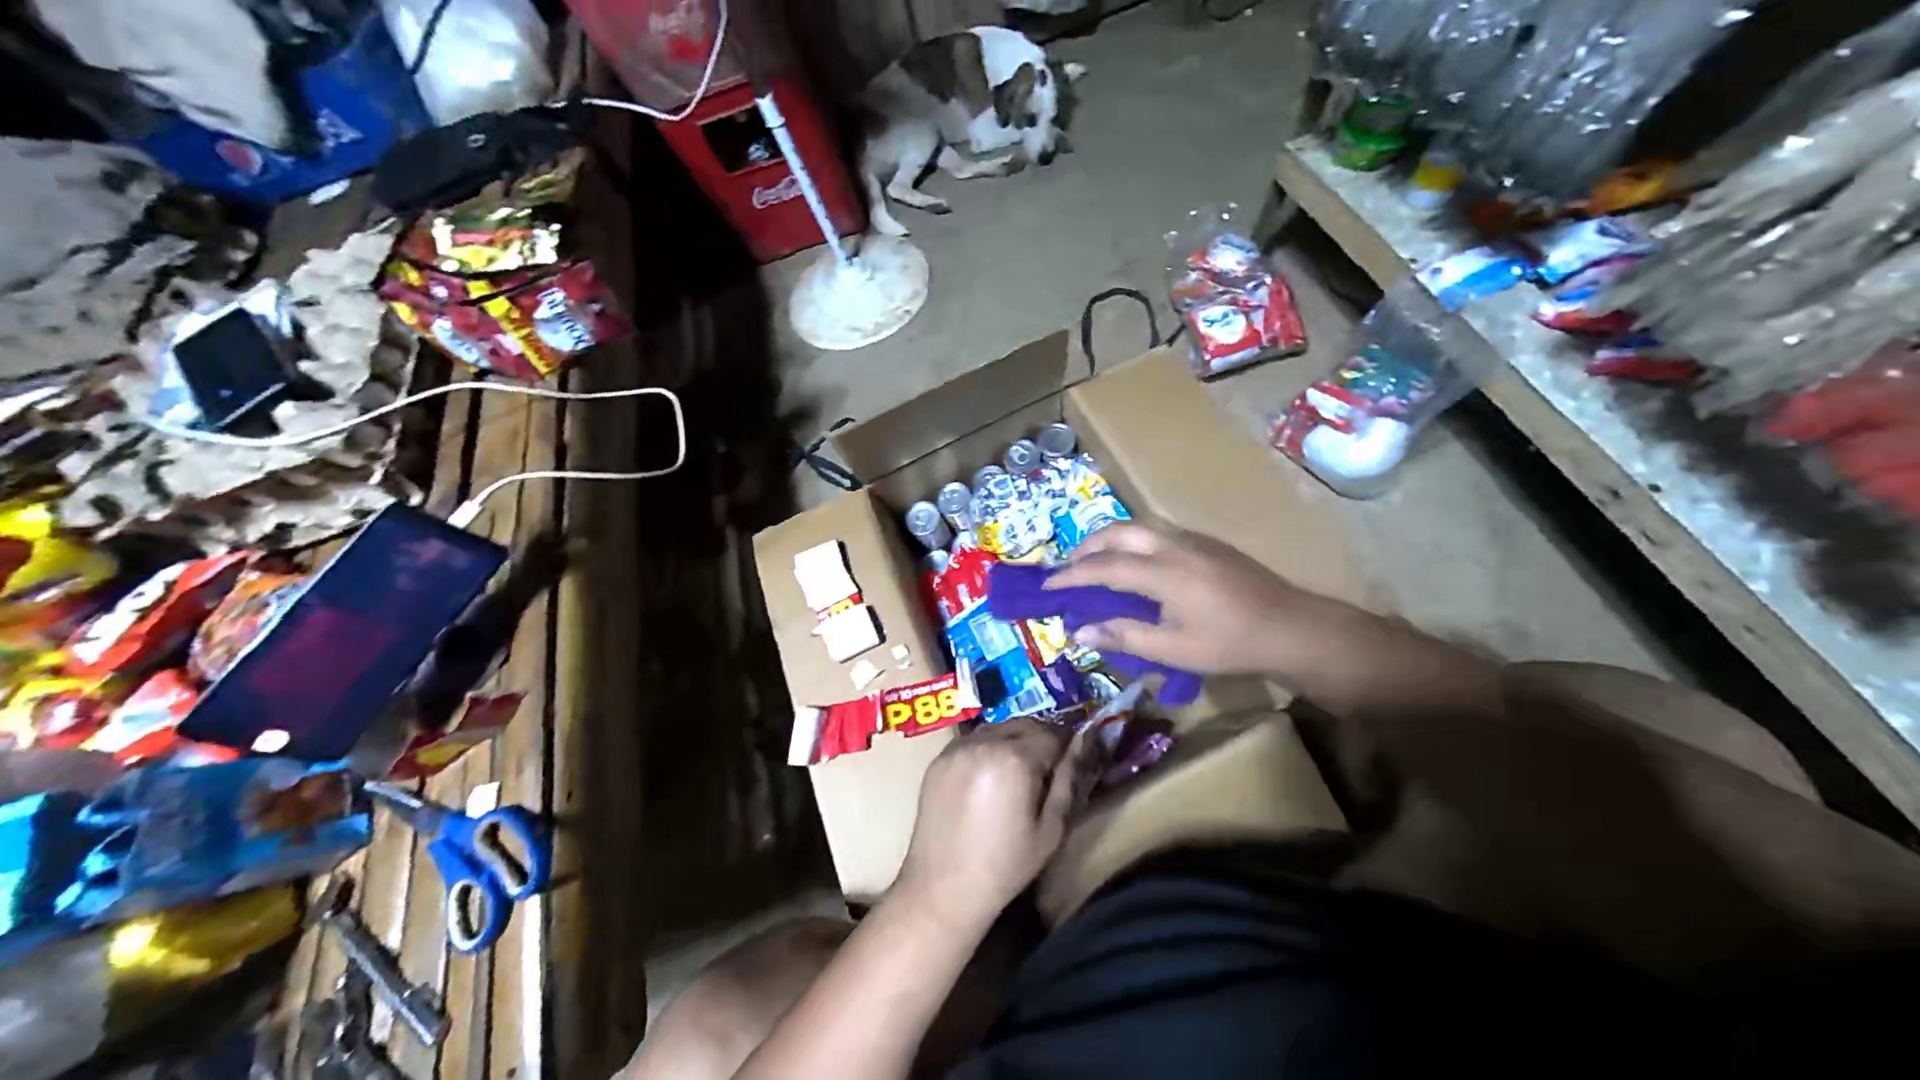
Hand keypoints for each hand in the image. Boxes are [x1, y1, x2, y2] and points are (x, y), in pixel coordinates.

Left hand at [895, 719, 1094, 929]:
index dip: (1068, 748)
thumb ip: (1070, 779)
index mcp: (1014, 758)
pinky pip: (973, 741)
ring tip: (1017, 777)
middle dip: (1042, 741)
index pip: (1054, 733)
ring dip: (1014, 741)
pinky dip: (988, 749)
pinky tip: (989, 779)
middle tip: (1046, 774)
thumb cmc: (1005, 865)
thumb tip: (1086, 742)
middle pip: (1025, 724)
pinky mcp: (938, 759)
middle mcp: (983, 742)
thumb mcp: (1051, 828)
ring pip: (998, 728)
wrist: (943, 888)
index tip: (1070, 767)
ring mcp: (956, 748)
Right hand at [1047, 523, 1500, 713]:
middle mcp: (1174, 546)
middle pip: (1118, 532)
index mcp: (1163, 572)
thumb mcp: (1176, 650)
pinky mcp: (1209, 545)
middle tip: (1069, 568)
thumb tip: (1080, 630)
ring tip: (1097, 563)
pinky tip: (1138, 565)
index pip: (1103, 567)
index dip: (1070, 576)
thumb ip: (1125, 636)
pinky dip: (1134, 542)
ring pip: (1140, 527)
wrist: (1294, 628)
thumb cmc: (1232, 644)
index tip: (1047, 587)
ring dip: (1111, 540)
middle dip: (1087, 546)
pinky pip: (1158, 533)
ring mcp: (1194, 541)